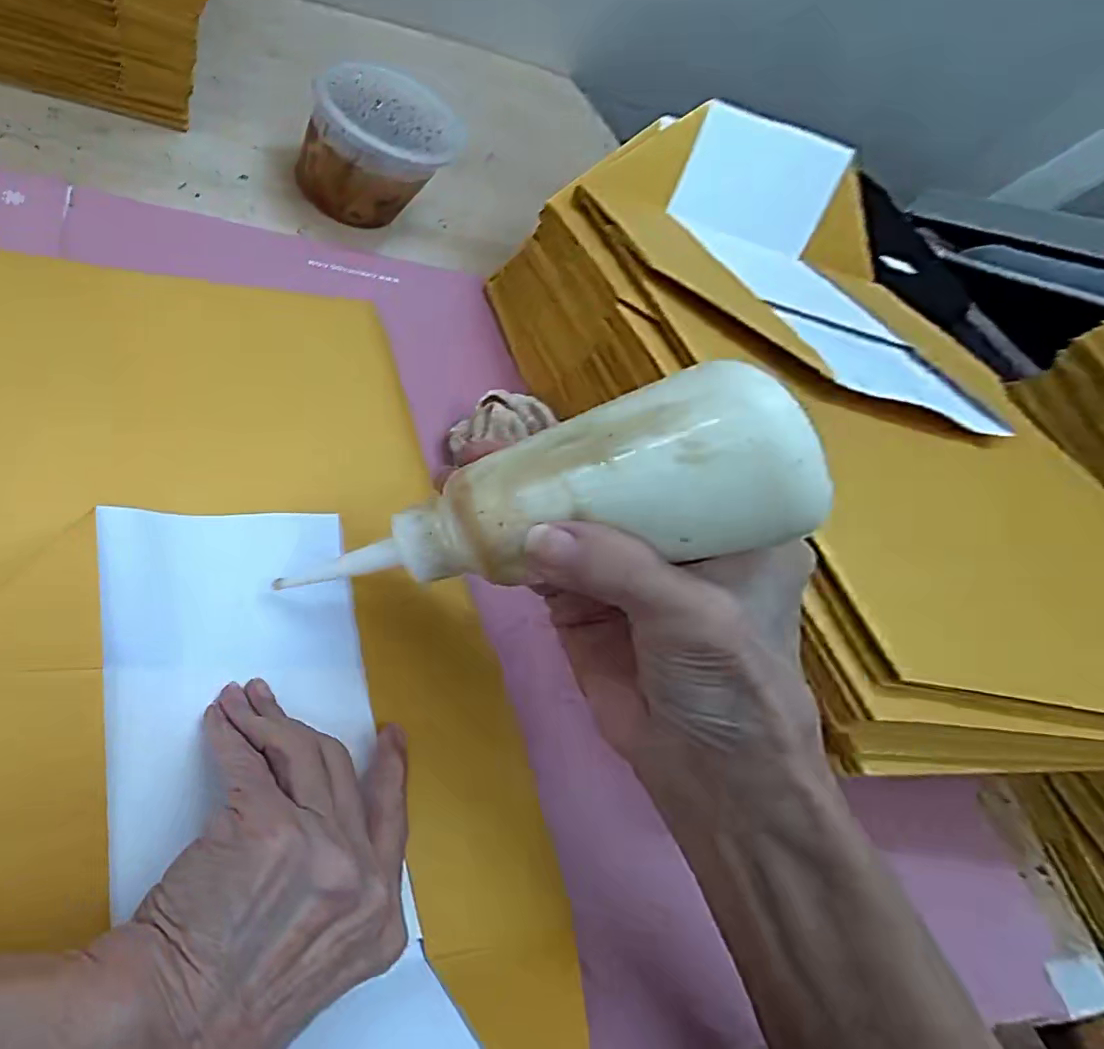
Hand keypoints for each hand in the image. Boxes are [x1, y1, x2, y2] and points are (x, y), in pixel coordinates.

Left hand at [92, 679, 408, 1047]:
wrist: (182, 1008)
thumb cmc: (237, 985)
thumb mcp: (319, 946)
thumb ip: (337, 886)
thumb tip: (314, 814)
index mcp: (380, 915)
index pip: (391, 818)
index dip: (390, 769)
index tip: (390, 736)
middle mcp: (360, 876)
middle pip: (338, 768)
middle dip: (297, 727)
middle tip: (267, 703)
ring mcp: (317, 845)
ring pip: (297, 749)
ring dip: (262, 717)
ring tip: (238, 703)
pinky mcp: (265, 822)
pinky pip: (245, 755)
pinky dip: (227, 731)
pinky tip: (216, 721)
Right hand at [451, 407, 823, 795]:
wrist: (705, 775)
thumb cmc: (733, 689)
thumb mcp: (694, 619)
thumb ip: (618, 570)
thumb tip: (533, 533)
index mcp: (730, 528)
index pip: (672, 465)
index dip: (619, 439)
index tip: (566, 424)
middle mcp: (670, 542)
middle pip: (600, 491)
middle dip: (547, 468)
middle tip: (490, 448)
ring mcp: (616, 573)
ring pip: (559, 525)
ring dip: (515, 504)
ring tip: (467, 478)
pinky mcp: (576, 604)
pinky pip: (534, 566)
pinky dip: (504, 549)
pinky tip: (474, 529)